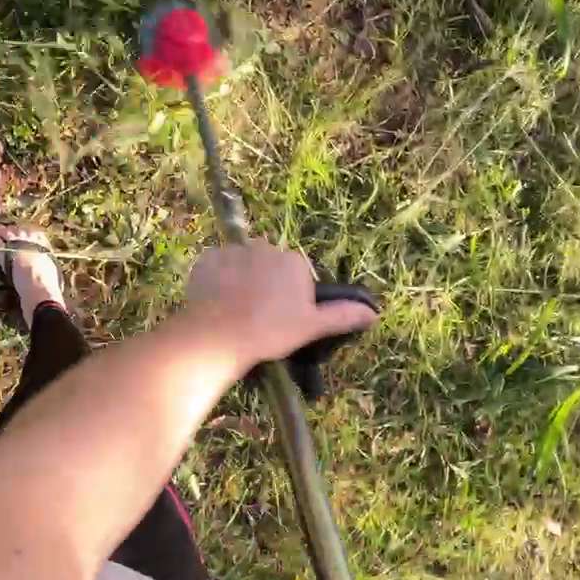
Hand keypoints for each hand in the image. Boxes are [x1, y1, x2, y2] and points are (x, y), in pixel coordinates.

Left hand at [186, 240, 379, 368]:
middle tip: (260, 312)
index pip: (296, 272)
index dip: (291, 294)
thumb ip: (341, 315)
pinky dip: (217, 278)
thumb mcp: (312, 326)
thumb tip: (372, 312)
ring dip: (241, 279)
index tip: (283, 314)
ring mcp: (233, 250)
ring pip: (242, 264)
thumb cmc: (271, 329)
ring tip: (236, 308)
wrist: (221, 332)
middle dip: (266, 282)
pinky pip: (217, 266)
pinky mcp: (207, 258)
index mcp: (292, 261)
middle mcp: (264, 247)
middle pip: (268, 264)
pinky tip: (217, 299)